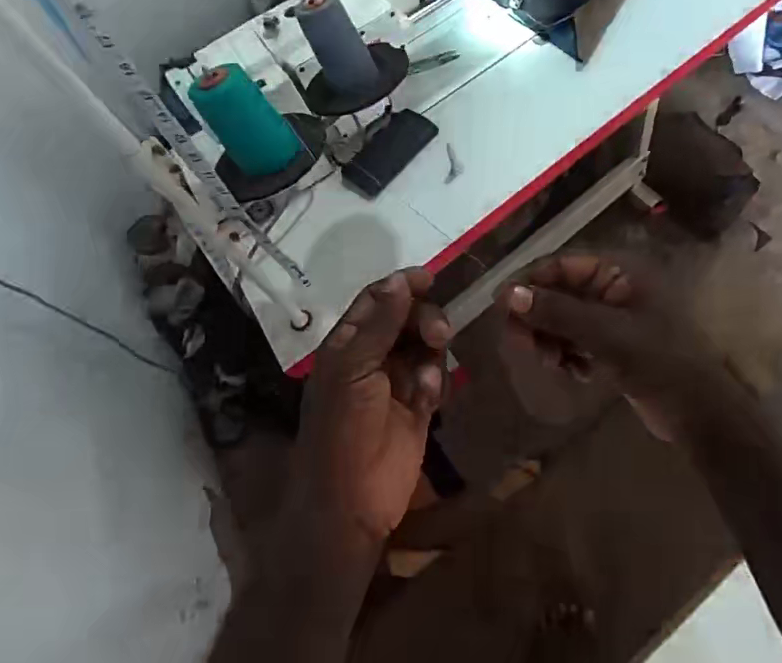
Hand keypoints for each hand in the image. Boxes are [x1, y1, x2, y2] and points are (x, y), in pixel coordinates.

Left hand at [293, 269, 451, 548]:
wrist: (350, 503)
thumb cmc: (342, 430)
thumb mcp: (354, 370)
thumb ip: (381, 324)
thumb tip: (400, 279)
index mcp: (348, 345)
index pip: (376, 300)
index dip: (401, 285)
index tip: (430, 277)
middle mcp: (373, 357)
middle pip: (407, 318)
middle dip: (425, 319)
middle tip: (439, 332)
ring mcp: (397, 382)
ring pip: (425, 345)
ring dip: (432, 352)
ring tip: (427, 378)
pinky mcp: (419, 405)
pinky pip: (435, 376)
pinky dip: (435, 381)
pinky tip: (428, 398)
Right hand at [499, 255, 731, 443]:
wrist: (700, 414)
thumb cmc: (660, 361)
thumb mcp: (607, 335)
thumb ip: (558, 313)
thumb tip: (508, 294)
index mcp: (620, 270)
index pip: (563, 264)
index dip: (530, 281)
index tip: (500, 305)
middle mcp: (615, 286)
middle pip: (559, 291)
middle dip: (538, 316)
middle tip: (519, 344)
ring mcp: (614, 316)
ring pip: (564, 318)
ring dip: (550, 339)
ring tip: (550, 364)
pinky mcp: (613, 344)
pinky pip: (575, 340)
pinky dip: (566, 354)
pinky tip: (572, 372)